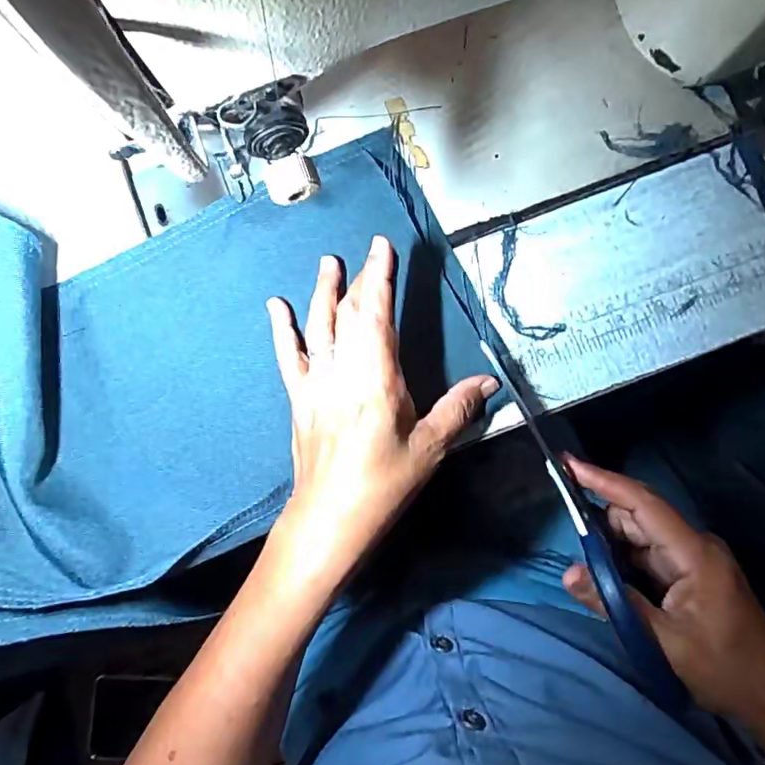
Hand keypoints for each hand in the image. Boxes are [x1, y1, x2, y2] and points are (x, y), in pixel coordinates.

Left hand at [264, 236, 499, 592]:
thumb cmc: (382, 483)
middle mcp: (341, 371)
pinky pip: (289, 356)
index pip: (377, 315)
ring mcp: (315, 382)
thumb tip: (488, 382)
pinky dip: (283, 329)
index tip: (382, 249)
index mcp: (375, 378)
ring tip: (328, 264)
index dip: (380, 278)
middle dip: (359, 281)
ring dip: (323, 293)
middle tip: (365, 253)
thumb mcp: (429, 448)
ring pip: (318, 327)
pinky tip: (277, 307)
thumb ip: (457, 410)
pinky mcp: (299, 397)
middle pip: (348, 315)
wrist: (329, 516)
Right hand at [557, 455, 764, 726]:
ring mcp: (694, 559)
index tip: (567, 464)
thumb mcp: (665, 641)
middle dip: (599, 520)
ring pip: (638, 534)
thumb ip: (614, 602)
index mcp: (694, 554)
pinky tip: (605, 573)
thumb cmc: (727, 671)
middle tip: (566, 534)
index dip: (603, 480)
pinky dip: (622, 558)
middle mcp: (695, 546)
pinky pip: (647, 552)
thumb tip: (568, 573)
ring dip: (609, 544)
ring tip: (585, 563)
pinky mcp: (690, 573)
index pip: (642, 503)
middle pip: (636, 516)